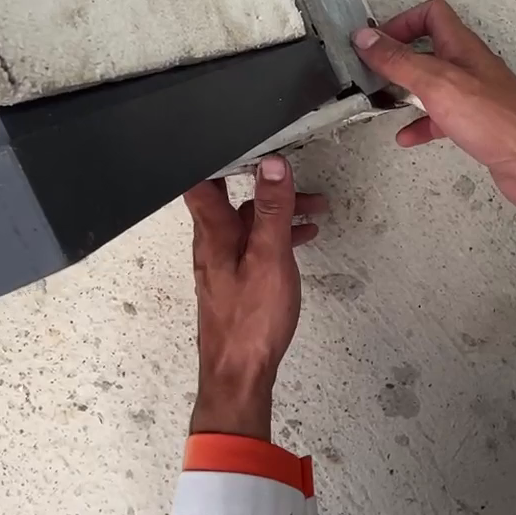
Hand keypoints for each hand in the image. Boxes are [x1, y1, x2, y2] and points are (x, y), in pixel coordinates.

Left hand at [181, 155, 325, 439]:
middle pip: (230, 197)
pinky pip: (256, 244)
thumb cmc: (251, 320)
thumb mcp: (269, 256)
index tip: (241, 139)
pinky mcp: (237, 280)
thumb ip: (271, 209)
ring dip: (277, 209)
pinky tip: (302, 238)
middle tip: (287, 168)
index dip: (216, 156)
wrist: (240, 374)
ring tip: (313, 207)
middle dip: (260, 180)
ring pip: (248, 222)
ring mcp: (224, 262)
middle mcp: (212, 243)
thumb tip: (272, 165)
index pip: (202, 180)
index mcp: (213, 232)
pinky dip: (278, 234)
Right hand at [352, 0, 515, 242]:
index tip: (378, 42)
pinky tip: (408, 137)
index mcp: (462, 47)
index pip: (432, 14)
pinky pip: (441, 117)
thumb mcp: (437, 83)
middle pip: (429, 48)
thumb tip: (367, 37)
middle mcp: (469, 66)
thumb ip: (399, 60)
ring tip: (383, 102)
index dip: (403, 21)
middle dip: (399, 58)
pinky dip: (421, 124)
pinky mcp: (476, 124)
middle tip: (374, 71)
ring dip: (407, 92)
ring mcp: (474, 95)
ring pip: (433, 85)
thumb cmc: (495, 120)